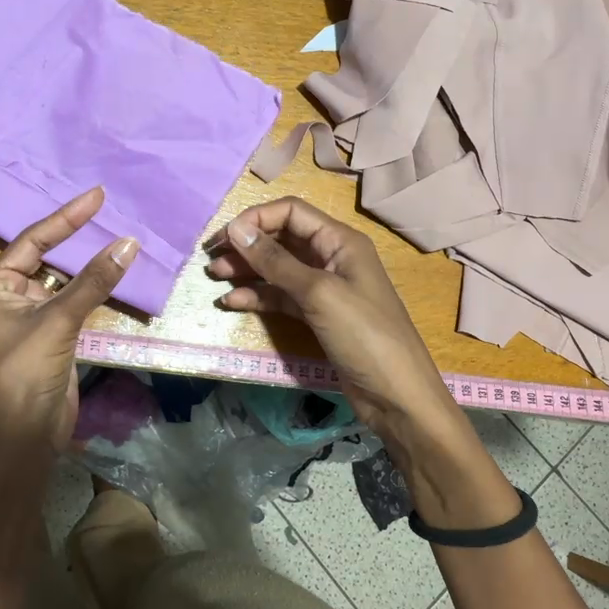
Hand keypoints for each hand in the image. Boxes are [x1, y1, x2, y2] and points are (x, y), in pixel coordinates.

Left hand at [0, 186, 136, 451]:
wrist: (24, 437)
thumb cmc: (25, 373)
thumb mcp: (58, 321)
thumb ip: (93, 281)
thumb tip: (128, 243)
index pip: (32, 240)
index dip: (66, 217)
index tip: (97, 195)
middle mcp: (2, 295)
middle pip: (42, 254)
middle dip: (72, 234)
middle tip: (104, 208)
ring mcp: (24, 315)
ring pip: (58, 278)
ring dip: (83, 262)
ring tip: (113, 235)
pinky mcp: (44, 334)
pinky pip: (67, 299)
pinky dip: (87, 286)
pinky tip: (108, 272)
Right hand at [207, 197, 450, 440]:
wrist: (397, 397)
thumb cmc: (364, 335)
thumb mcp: (318, 293)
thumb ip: (276, 261)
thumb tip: (236, 230)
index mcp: (340, 241)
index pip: (290, 212)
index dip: (256, 219)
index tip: (225, 237)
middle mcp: (331, 257)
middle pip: (281, 238)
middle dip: (247, 244)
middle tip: (211, 257)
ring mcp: (323, 287)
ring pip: (277, 268)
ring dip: (247, 270)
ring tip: (215, 277)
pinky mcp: (316, 315)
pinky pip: (280, 296)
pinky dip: (257, 296)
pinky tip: (233, 302)